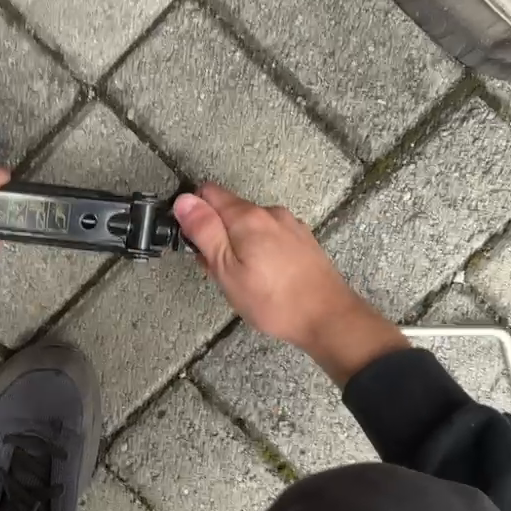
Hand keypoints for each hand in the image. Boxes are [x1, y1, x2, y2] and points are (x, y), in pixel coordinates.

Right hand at [172, 183, 406, 384]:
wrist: (328, 318)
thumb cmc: (272, 300)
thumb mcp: (226, 269)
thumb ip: (204, 231)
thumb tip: (183, 200)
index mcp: (247, 217)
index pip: (207, 193)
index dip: (193, 214)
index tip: (194, 243)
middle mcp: (270, 213)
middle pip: (229, 211)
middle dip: (216, 235)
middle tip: (218, 271)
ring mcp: (290, 225)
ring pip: (249, 225)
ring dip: (237, 244)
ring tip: (242, 279)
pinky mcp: (302, 240)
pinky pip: (269, 236)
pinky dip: (258, 250)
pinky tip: (263, 277)